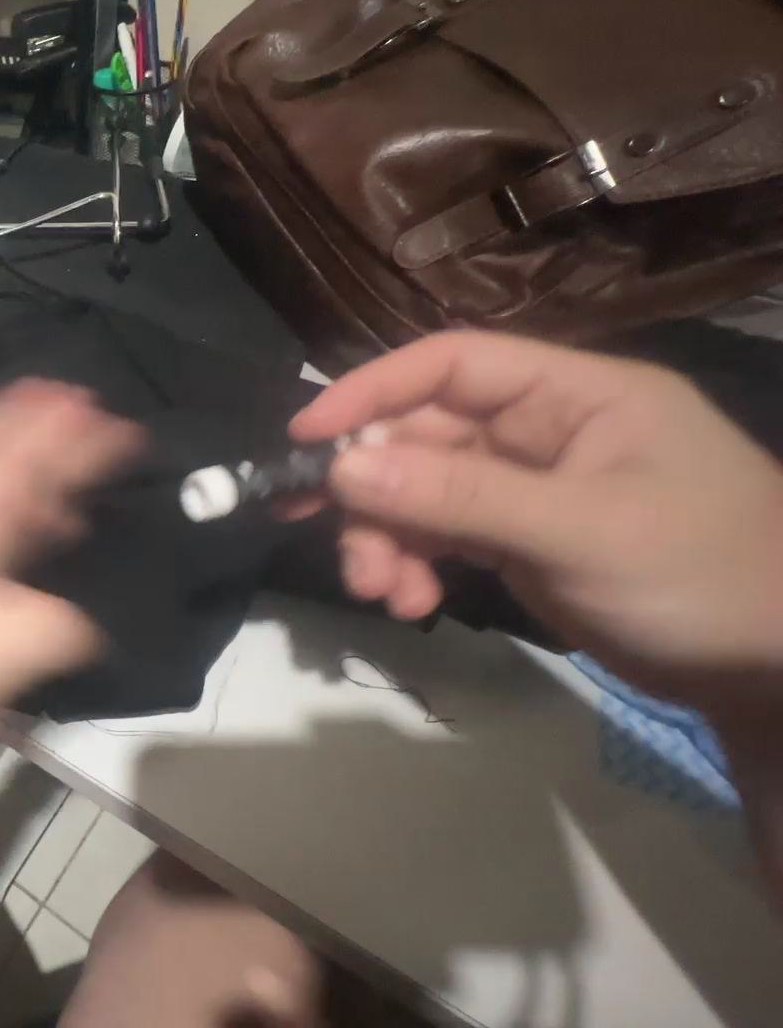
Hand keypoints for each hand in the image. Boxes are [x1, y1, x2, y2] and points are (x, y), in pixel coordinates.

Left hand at [0, 380, 144, 760]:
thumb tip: (86, 621)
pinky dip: (28, 512)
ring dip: (38, 464)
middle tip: (92, 409)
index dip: (41, 427)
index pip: (3, 461)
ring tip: (81, 451)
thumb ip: (44, 629)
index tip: (81, 401)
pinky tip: (54, 523)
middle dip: (45, 431)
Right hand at [288, 331, 782, 690]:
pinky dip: (404, 566)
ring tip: (379, 590)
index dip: (368, 391)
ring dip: (378, 539)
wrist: (777, 674)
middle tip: (312, 527)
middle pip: (411, 437)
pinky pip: (424, 535)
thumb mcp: (582, 531)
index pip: (447, 366)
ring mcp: (514, 485)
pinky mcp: (501, 534)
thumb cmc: (710, 577)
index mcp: (571, 396)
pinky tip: (411, 602)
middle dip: (366, 491)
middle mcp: (533, 430)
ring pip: (406, 492)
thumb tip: (339, 469)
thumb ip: (458, 496)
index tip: (304, 434)